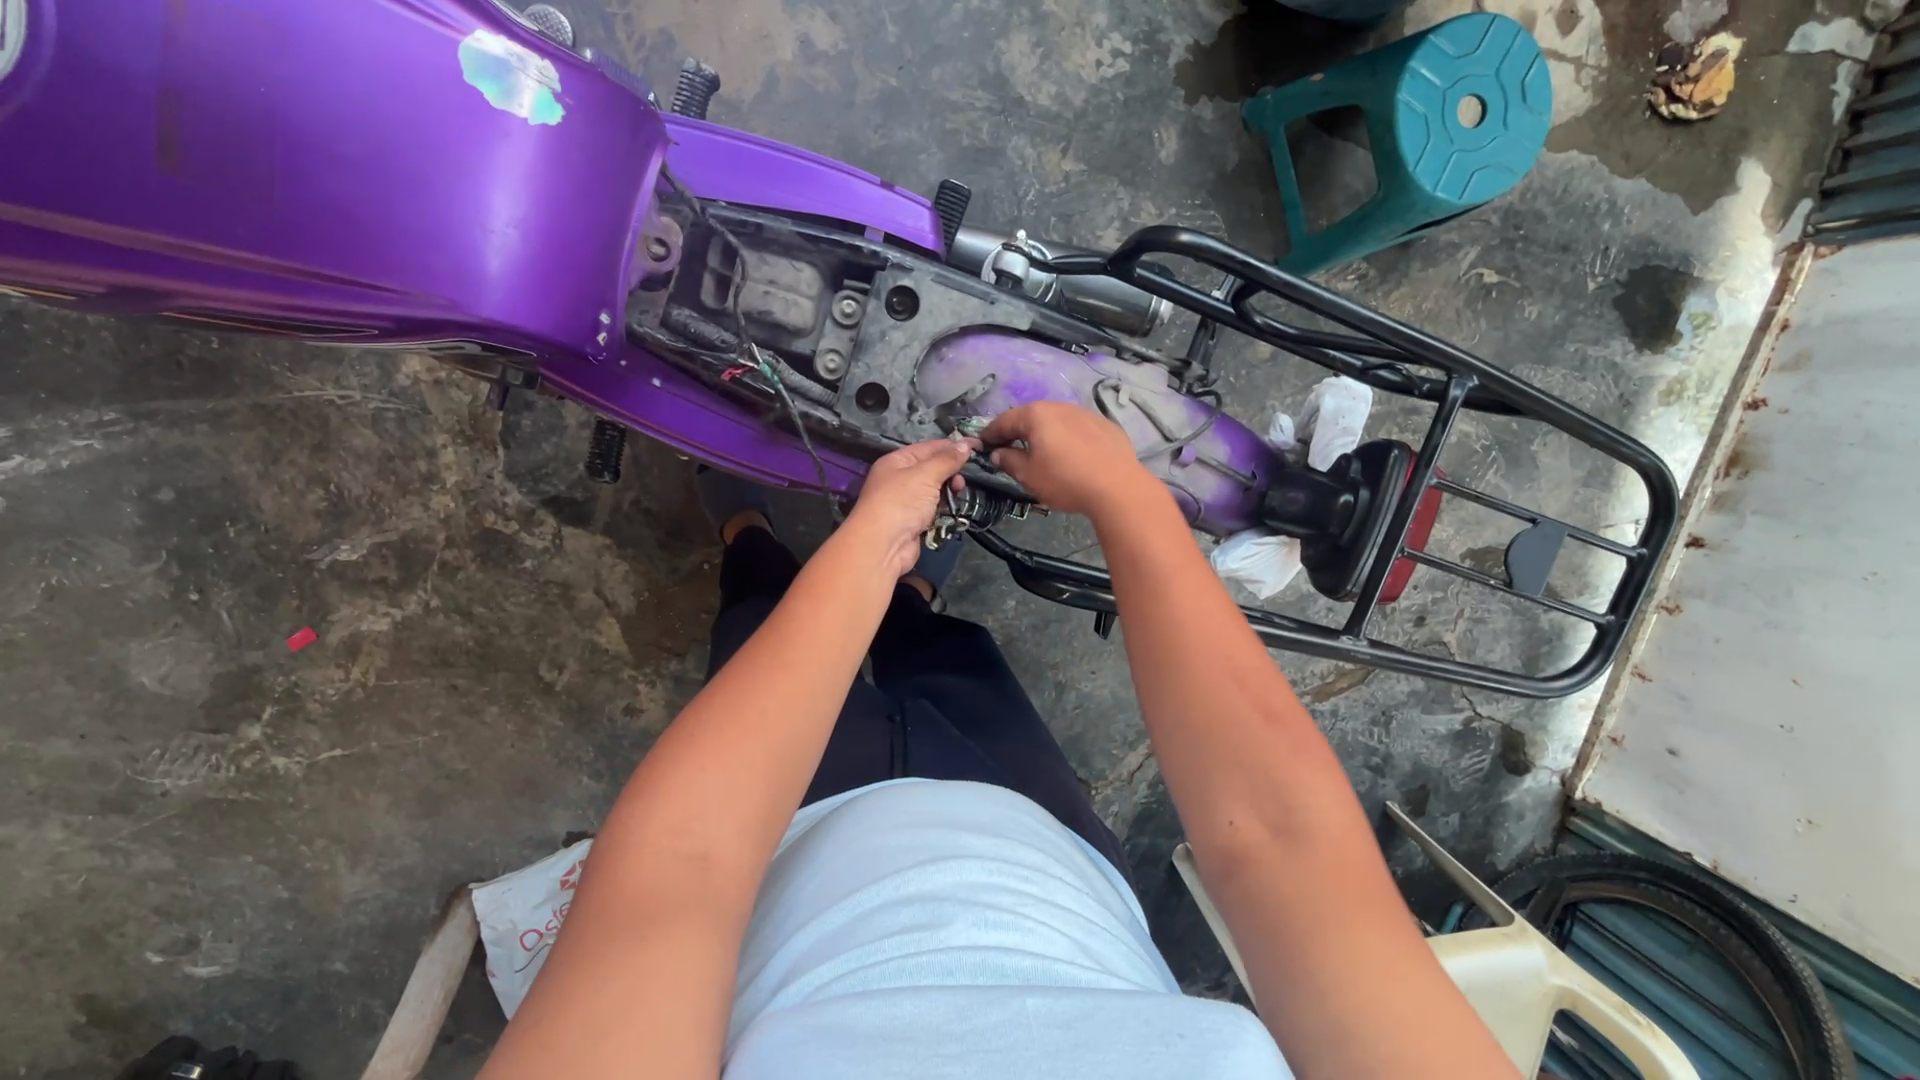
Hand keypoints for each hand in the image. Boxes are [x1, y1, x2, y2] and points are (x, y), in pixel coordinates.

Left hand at [846, 438, 976, 577]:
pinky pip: (934, 509)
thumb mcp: (925, 475)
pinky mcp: (914, 521)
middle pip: (932, 469)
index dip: (952, 446)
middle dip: (951, 471)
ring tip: (959, 493)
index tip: (977, 446)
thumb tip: (965, 445)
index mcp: (897, 461)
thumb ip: (947, 460)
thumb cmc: (901, 502)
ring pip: (935, 490)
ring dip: (949, 491)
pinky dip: (945, 508)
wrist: (884, 545)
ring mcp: (907, 502)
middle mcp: (900, 479)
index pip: (928, 448)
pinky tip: (954, 509)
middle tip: (963, 480)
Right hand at [981, 403, 1154, 518]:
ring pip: (1058, 421)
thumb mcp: (1029, 475)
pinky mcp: (1107, 426)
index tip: (982, 444)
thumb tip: (999, 453)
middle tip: (1010, 448)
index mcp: (1036, 415)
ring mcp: (1086, 414)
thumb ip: (1009, 461)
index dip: (990, 433)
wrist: (1117, 487)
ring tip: (1042, 451)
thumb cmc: (1065, 480)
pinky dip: (1069, 439)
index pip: (1005, 420)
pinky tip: (1073, 456)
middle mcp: (1061, 407)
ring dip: (1046, 434)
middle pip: (1032, 417)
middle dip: (1018, 431)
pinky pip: (1080, 430)